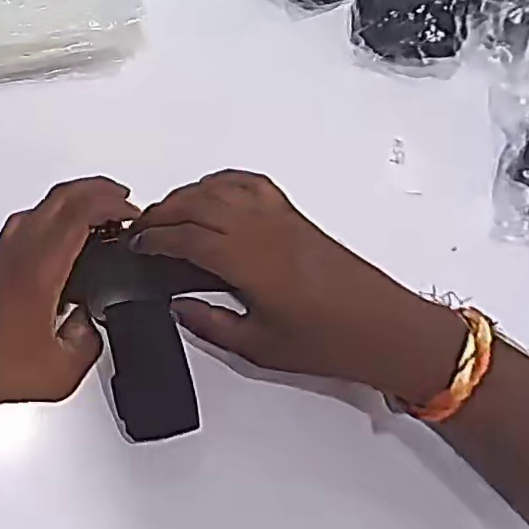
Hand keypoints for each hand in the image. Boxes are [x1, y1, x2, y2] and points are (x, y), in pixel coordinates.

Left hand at [0, 178, 140, 425]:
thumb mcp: (60, 369)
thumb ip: (87, 340)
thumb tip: (90, 323)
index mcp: (38, 268)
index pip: (78, 213)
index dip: (111, 204)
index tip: (132, 211)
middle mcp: (19, 250)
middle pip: (60, 197)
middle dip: (96, 190)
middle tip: (121, 200)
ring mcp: (4, 253)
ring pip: (43, 205)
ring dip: (74, 200)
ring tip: (98, 213)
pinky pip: (30, 221)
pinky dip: (55, 215)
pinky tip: (64, 237)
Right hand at [130, 170, 462, 403]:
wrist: (390, 332)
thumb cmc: (334, 341)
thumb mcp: (260, 347)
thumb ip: (210, 324)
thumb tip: (178, 308)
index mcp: (249, 261)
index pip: (184, 237)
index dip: (153, 239)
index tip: (137, 245)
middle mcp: (261, 230)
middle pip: (193, 204)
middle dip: (160, 212)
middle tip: (142, 227)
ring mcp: (277, 217)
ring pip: (217, 188)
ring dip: (185, 195)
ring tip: (168, 210)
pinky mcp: (292, 214)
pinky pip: (249, 182)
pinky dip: (222, 181)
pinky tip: (211, 192)